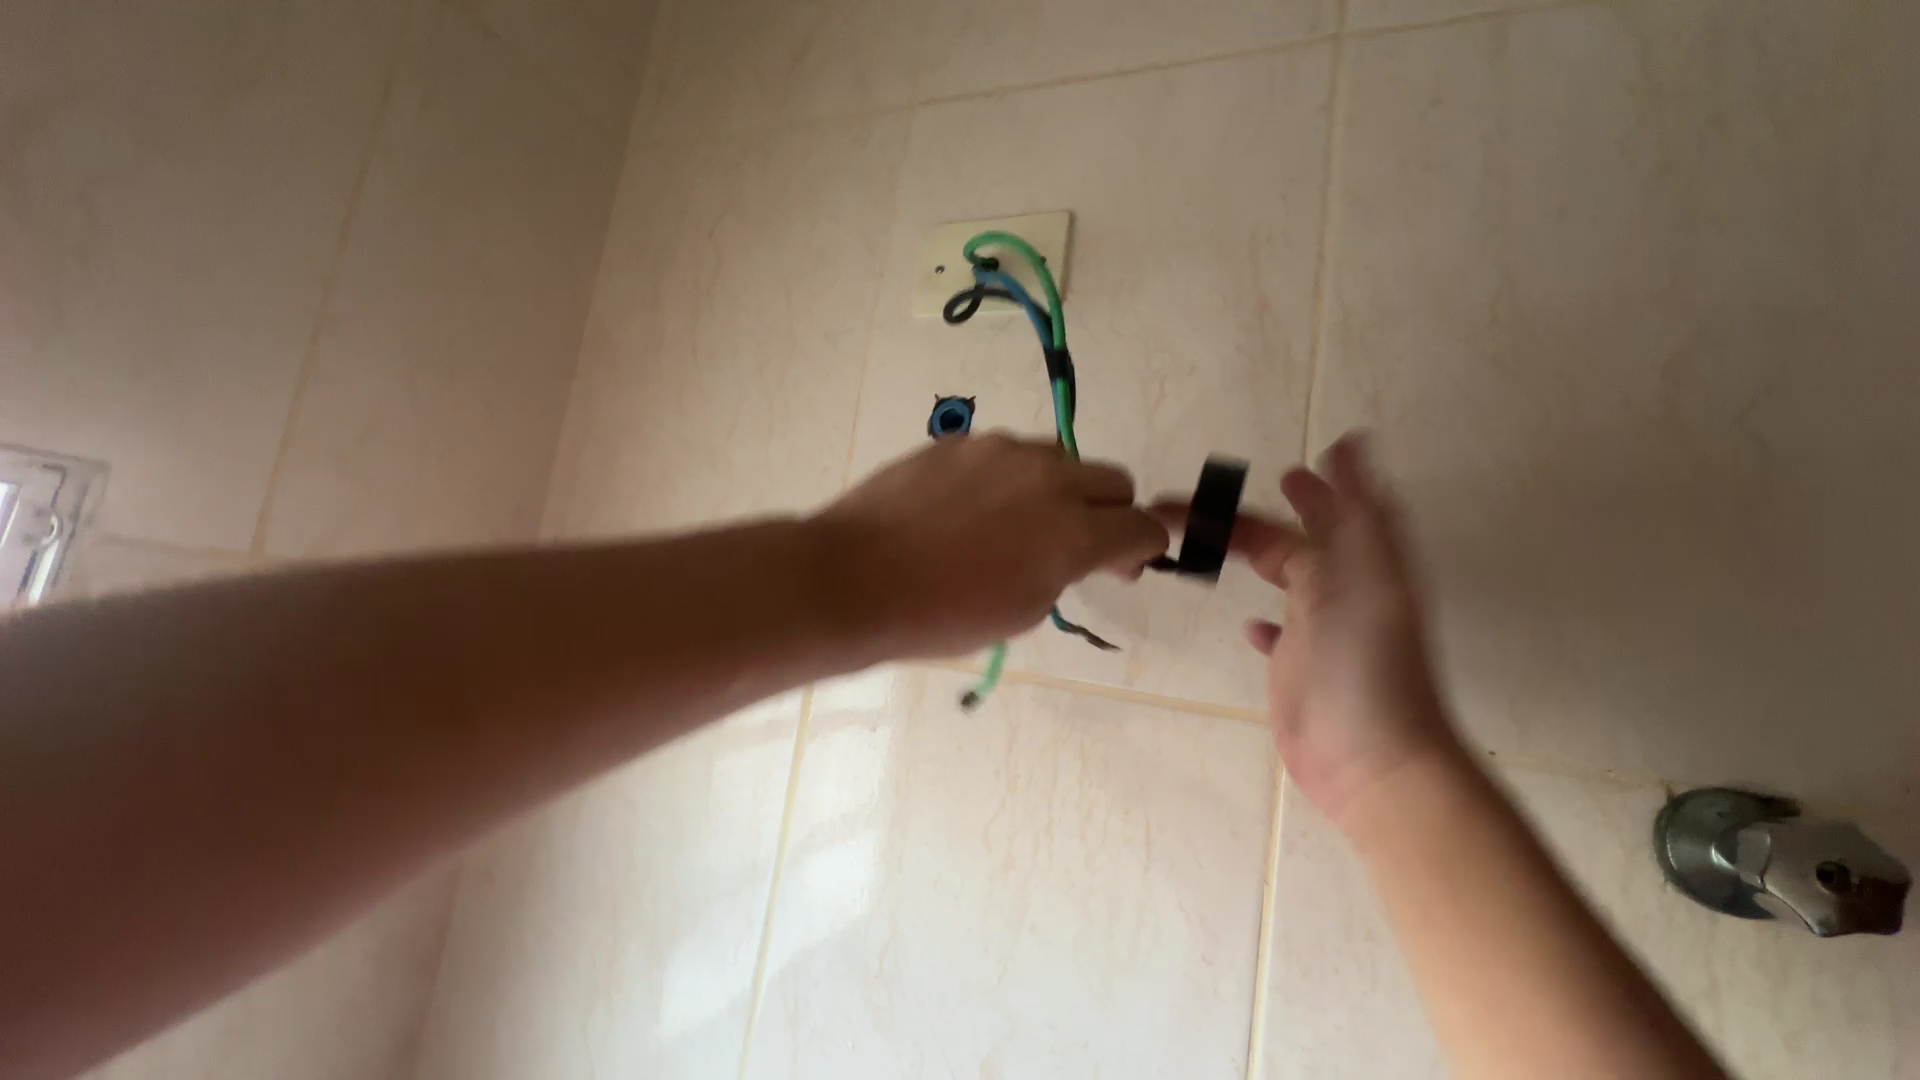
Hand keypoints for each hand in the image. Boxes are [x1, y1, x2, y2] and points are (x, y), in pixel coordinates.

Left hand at [819, 433, 1168, 659]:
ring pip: (1059, 459)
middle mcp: (1048, 478)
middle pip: (1114, 480)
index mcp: (1072, 532)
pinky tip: (968, 510)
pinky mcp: (959, 442)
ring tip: (1015, 524)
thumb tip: (1078, 552)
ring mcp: (1001, 452)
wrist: (855, 578)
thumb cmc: (941, 615)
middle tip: (1075, 544)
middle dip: (1109, 512)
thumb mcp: (1022, 611)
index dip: (1142, 548)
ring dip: (1058, 489)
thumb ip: (1066, 571)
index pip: (1143, 527)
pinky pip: (1006, 455)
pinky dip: (1008, 479)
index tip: (1123, 564)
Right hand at [1155, 434, 1463, 830]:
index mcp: (1356, 567)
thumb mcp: (1367, 578)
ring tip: (1206, 542)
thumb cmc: (1367, 668)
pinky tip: (1247, 624)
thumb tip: (1351, 444)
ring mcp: (1317, 632)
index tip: (1281, 470)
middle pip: (1288, 543)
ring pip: (1279, 581)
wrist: (1370, 760)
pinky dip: (1261, 623)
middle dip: (1249, 521)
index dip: (1309, 490)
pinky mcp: (1296, 670)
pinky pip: (1277, 635)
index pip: (1324, 515)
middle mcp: (1338, 593)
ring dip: (1249, 558)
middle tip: (1196, 506)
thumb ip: (1357, 513)